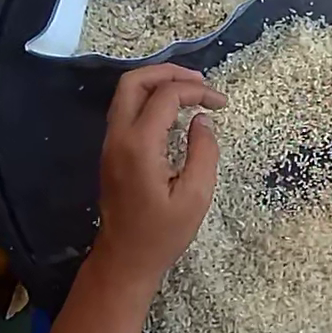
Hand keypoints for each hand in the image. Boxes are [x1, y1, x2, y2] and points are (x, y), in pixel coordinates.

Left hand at [91, 65, 226, 286]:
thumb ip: (203, 153)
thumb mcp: (195, 196)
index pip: (166, 96)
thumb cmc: (162, 233)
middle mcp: (118, 137)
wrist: (124, 259)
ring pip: (126, 93)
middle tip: (200, 82)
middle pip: (134, 81)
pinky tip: (174, 113)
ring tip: (191, 92)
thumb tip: (203, 121)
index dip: (197, 92)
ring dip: (158, 84)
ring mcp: (110, 143)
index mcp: (139, 145)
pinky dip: (150, 100)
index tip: (221, 104)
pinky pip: (126, 110)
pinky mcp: (112, 152)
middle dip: (169, 73)